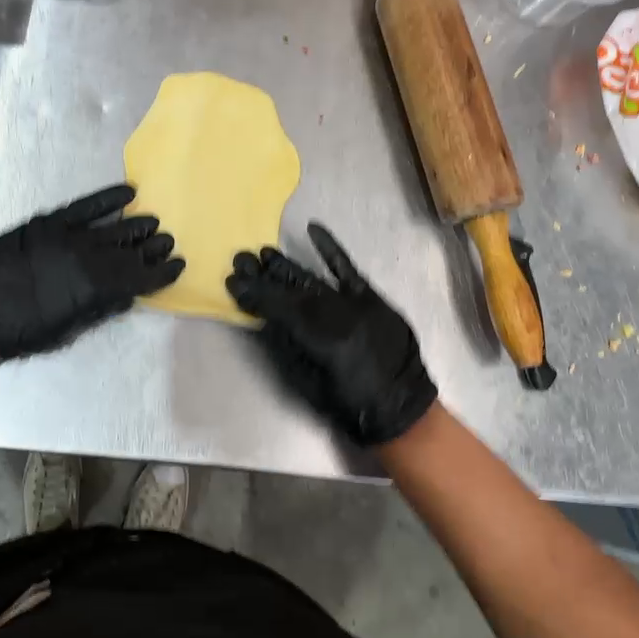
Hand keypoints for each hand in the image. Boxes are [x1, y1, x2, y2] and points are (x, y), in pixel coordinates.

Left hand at [0, 184, 183, 358]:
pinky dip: (107, 198)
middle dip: (153, 248)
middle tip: (170, 242)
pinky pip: (85, 206)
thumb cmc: (23, 329)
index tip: (177, 266)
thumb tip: (128, 297)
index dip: (161, 273)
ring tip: (154, 223)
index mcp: (96, 290)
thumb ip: (100, 310)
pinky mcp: (51, 221)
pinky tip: (128, 193)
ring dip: (137, 226)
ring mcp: (71, 237)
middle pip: (131, 251)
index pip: (139, 278)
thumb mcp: (68, 330)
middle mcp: (90, 259)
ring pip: (114, 228)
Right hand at [226, 223, 435, 446]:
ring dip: (288, 266)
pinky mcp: (374, 298)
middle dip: (265, 275)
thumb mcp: (310, 385)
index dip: (254, 295)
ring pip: (315, 280)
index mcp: (321, 340)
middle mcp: (338, 315)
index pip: (279, 309)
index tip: (233, 282)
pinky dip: (331, 249)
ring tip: (264, 253)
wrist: (404, 408)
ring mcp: (357, 303)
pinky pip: (349, 269)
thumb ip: (289, 348)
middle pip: (293, 290)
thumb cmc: (351, 406)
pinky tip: (313, 229)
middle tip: (241, 259)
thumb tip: (267, 319)